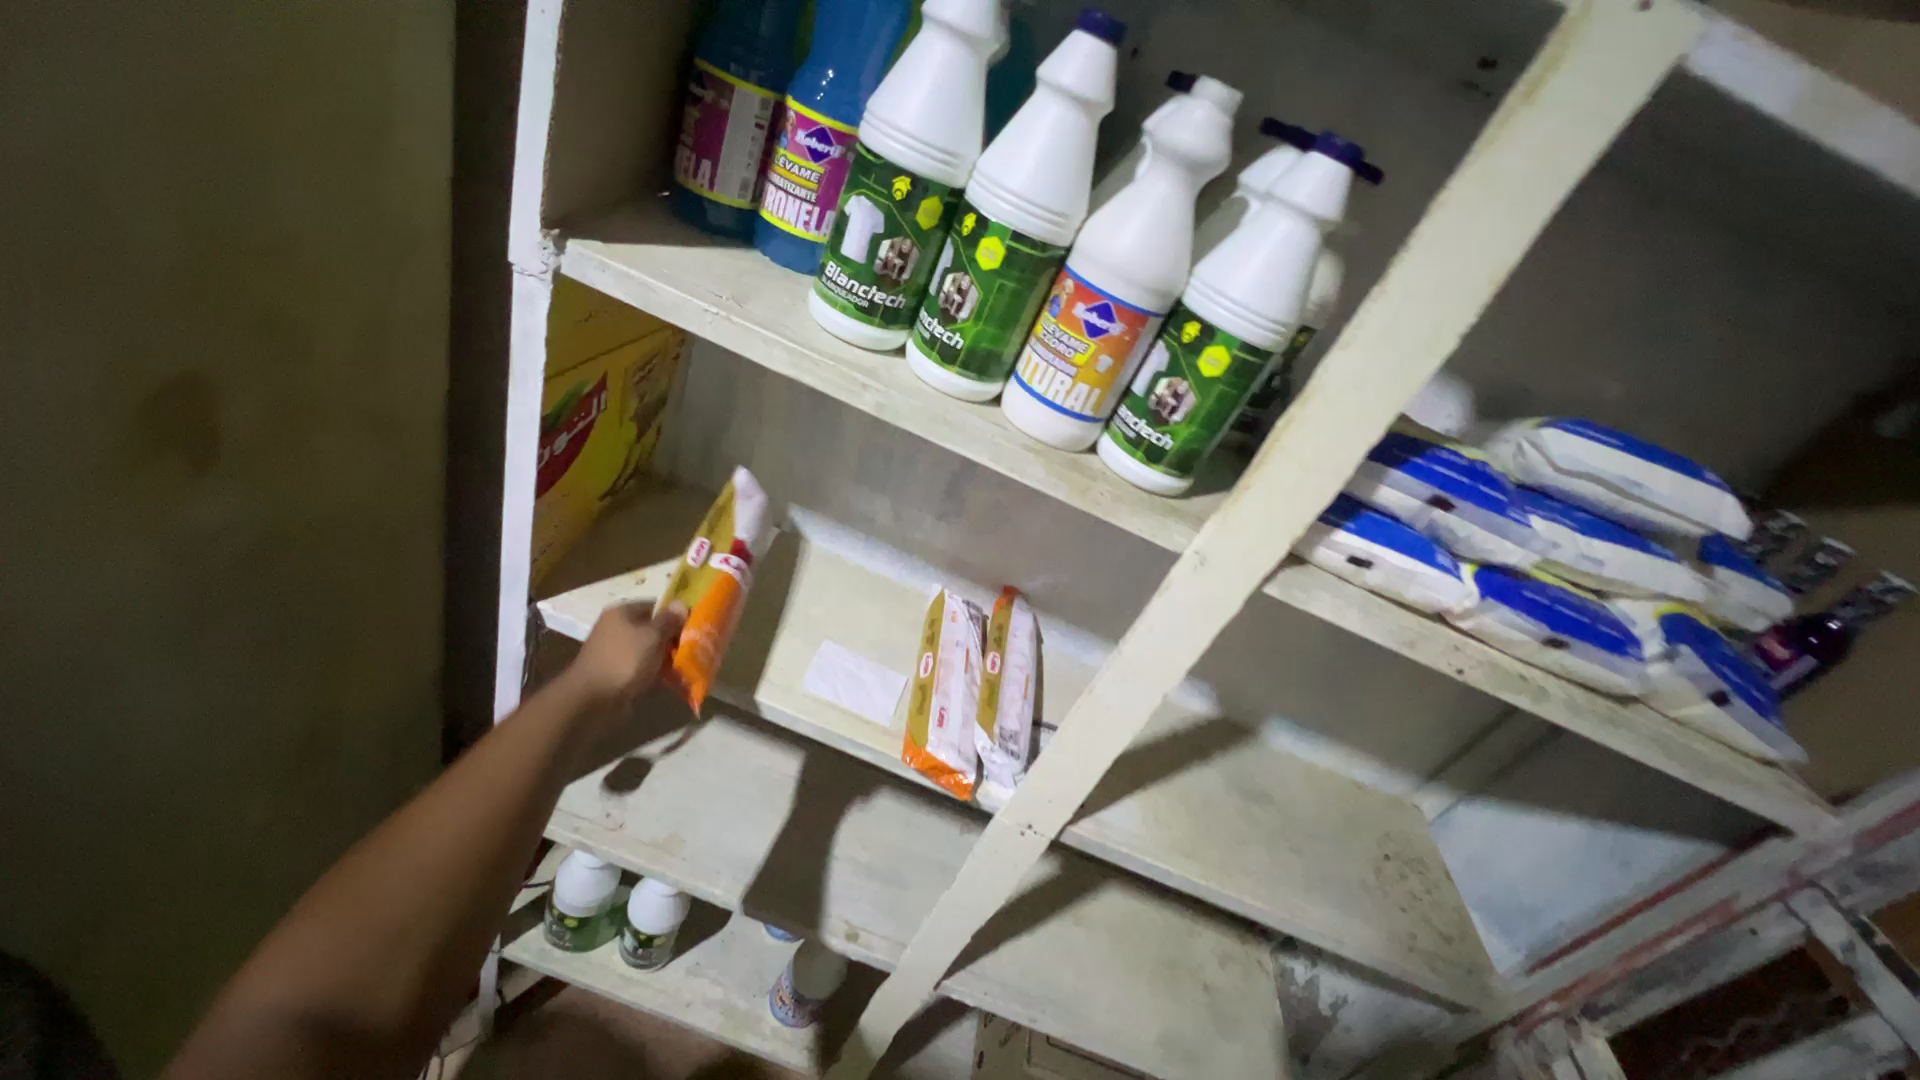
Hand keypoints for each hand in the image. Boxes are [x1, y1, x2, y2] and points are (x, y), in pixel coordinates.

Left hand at [567, 600, 686, 706]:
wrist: (593, 700)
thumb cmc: (624, 660)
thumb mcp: (652, 636)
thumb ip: (669, 620)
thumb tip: (682, 603)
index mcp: (621, 612)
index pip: (655, 605)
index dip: (674, 614)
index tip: (694, 626)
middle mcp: (616, 628)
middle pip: (652, 628)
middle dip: (672, 638)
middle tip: (694, 646)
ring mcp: (616, 651)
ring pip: (649, 649)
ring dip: (666, 656)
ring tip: (687, 663)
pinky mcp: (617, 672)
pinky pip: (643, 667)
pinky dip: (656, 671)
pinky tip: (672, 679)